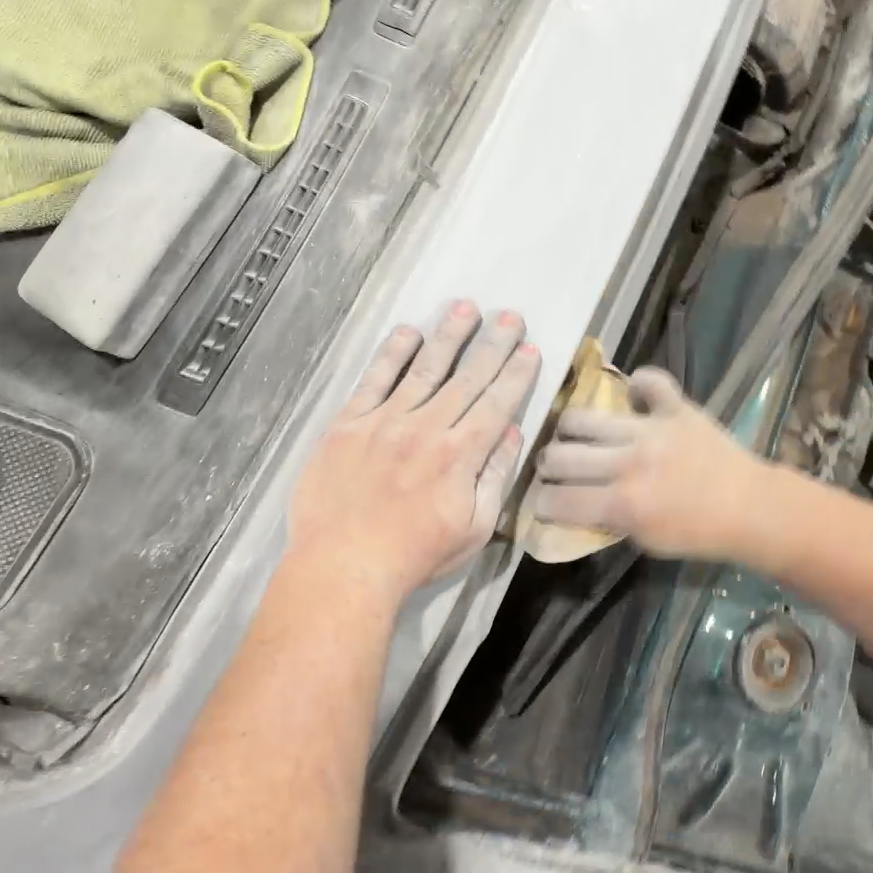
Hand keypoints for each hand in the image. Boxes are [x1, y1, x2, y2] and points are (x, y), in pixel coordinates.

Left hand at [289, 301, 540, 598]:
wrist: (342, 566)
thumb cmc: (415, 556)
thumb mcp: (474, 528)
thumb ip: (495, 477)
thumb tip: (512, 435)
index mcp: (460, 454)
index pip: (498, 403)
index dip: (517, 374)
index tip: (530, 349)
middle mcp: (426, 428)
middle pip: (467, 377)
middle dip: (493, 344)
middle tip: (509, 316)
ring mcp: (384, 422)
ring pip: (424, 369)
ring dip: (448, 336)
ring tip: (465, 306)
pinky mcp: (348, 425)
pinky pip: (374, 380)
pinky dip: (391, 355)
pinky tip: (407, 332)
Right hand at [532, 367, 773, 560]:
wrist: (750, 508)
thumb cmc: (697, 533)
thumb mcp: (646, 541)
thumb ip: (607, 520)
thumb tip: (572, 503)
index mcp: (623, 503)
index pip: (558, 500)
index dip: (541, 504)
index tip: (541, 502)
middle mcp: (630, 463)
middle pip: (561, 456)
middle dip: (547, 467)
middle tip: (551, 468)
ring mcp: (652, 429)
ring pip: (586, 416)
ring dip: (571, 428)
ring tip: (575, 434)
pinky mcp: (677, 408)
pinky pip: (651, 381)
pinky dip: (637, 385)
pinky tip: (630, 396)